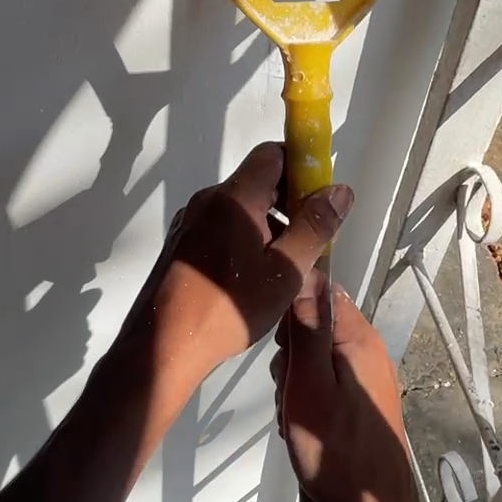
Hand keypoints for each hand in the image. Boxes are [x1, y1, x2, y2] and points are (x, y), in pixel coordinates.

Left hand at [123, 142, 352, 385]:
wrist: (161, 348)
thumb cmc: (227, 308)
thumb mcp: (284, 272)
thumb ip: (315, 228)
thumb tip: (340, 191)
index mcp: (234, 198)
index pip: (272, 153)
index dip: (301, 165)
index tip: (319, 197)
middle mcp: (208, 199)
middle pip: (257, 180)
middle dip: (289, 201)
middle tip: (310, 238)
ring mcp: (190, 220)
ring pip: (241, 207)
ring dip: (268, 224)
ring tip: (285, 267)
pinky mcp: (181, 242)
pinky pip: (222, 225)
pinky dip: (245, 238)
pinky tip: (253, 277)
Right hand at [274, 273, 434, 501]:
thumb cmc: (334, 448)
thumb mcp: (310, 383)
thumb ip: (307, 329)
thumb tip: (307, 274)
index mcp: (359, 337)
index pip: (320, 292)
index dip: (292, 312)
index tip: (281, 346)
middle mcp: (368, 350)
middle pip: (315, 328)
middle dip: (292, 355)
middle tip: (288, 390)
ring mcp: (367, 378)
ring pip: (317, 359)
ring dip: (297, 382)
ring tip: (294, 415)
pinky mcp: (363, 403)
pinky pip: (327, 385)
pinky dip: (310, 401)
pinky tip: (303, 427)